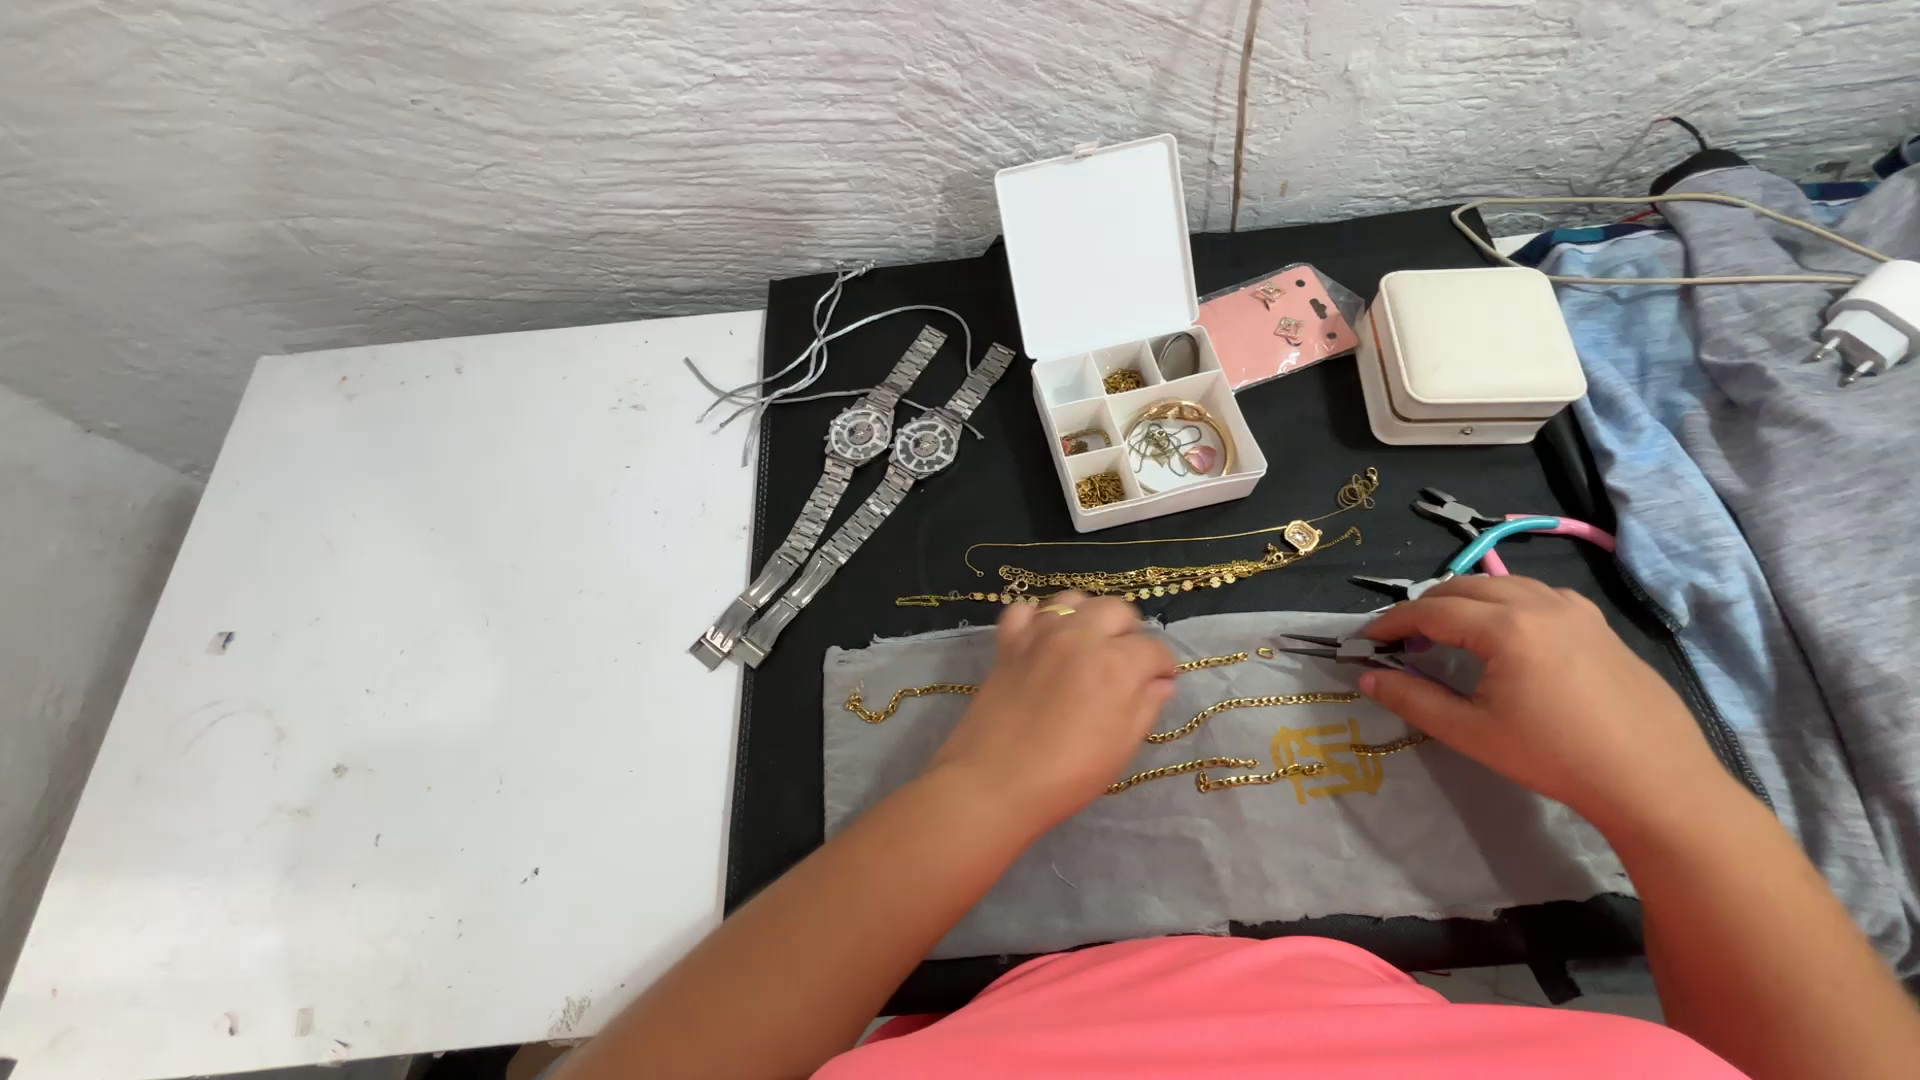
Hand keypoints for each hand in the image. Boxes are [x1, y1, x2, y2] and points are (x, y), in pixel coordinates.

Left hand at [923, 591, 1176, 830]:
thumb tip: (1160, 682)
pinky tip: (1043, 641)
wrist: (995, 782)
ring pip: (1073, 601)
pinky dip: (1038, 619)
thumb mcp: (1123, 747)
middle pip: (1117, 609)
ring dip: (1087, 616)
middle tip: (1126, 663)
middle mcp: (1080, 637)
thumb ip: (1146, 706)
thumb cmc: (1068, 775)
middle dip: (1130, 632)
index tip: (1159, 684)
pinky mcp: (1008, 642)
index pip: (1155, 648)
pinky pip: (1025, 610)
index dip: (1162, 667)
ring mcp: (1039, 635)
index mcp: (1117, 663)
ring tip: (1087, 645)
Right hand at [1358, 575, 1734, 828]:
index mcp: (1506, 627)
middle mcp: (1540, 604)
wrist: (1655, 780)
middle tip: (1402, 638)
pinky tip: (1501, 636)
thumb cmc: (1554, 756)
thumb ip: (1411, 699)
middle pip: (1462, 586)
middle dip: (1424, 606)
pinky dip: (1503, 603)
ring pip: (1501, 585)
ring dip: (1463, 600)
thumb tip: (1367, 677)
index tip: (1366, 640)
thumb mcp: (1470, 732)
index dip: (1392, 623)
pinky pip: (1536, 595)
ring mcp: (1576, 610)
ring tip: (1445, 632)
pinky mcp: (1598, 624)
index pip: (1430, 611)